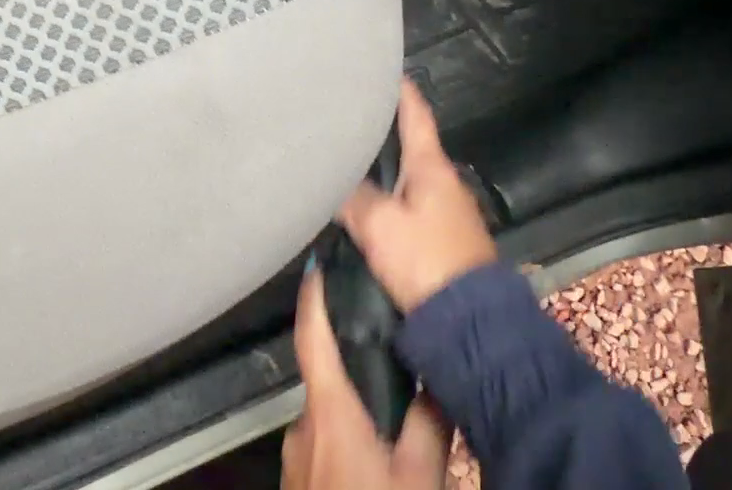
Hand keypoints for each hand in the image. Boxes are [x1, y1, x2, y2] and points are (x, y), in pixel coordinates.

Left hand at [282, 268, 450, 489]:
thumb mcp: (420, 480)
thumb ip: (428, 426)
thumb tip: (436, 379)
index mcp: (329, 414)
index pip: (313, 337)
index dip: (314, 296)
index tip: (321, 263)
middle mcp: (303, 428)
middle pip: (326, 377)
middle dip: (356, 363)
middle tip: (396, 351)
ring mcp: (296, 460)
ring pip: (329, 416)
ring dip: (356, 409)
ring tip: (397, 408)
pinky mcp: (299, 484)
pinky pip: (324, 446)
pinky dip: (348, 439)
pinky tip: (379, 459)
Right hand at [339, 79, 497, 311]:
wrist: (469, 322)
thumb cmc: (426, 259)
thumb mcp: (379, 224)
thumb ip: (352, 197)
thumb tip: (330, 181)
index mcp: (431, 167)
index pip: (416, 115)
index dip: (401, 90)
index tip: (384, 68)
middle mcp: (442, 181)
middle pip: (409, 144)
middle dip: (381, 128)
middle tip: (347, 113)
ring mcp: (444, 210)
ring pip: (406, 175)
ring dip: (382, 164)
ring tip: (347, 153)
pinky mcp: (440, 238)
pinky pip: (406, 202)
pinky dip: (386, 193)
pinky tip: (364, 198)